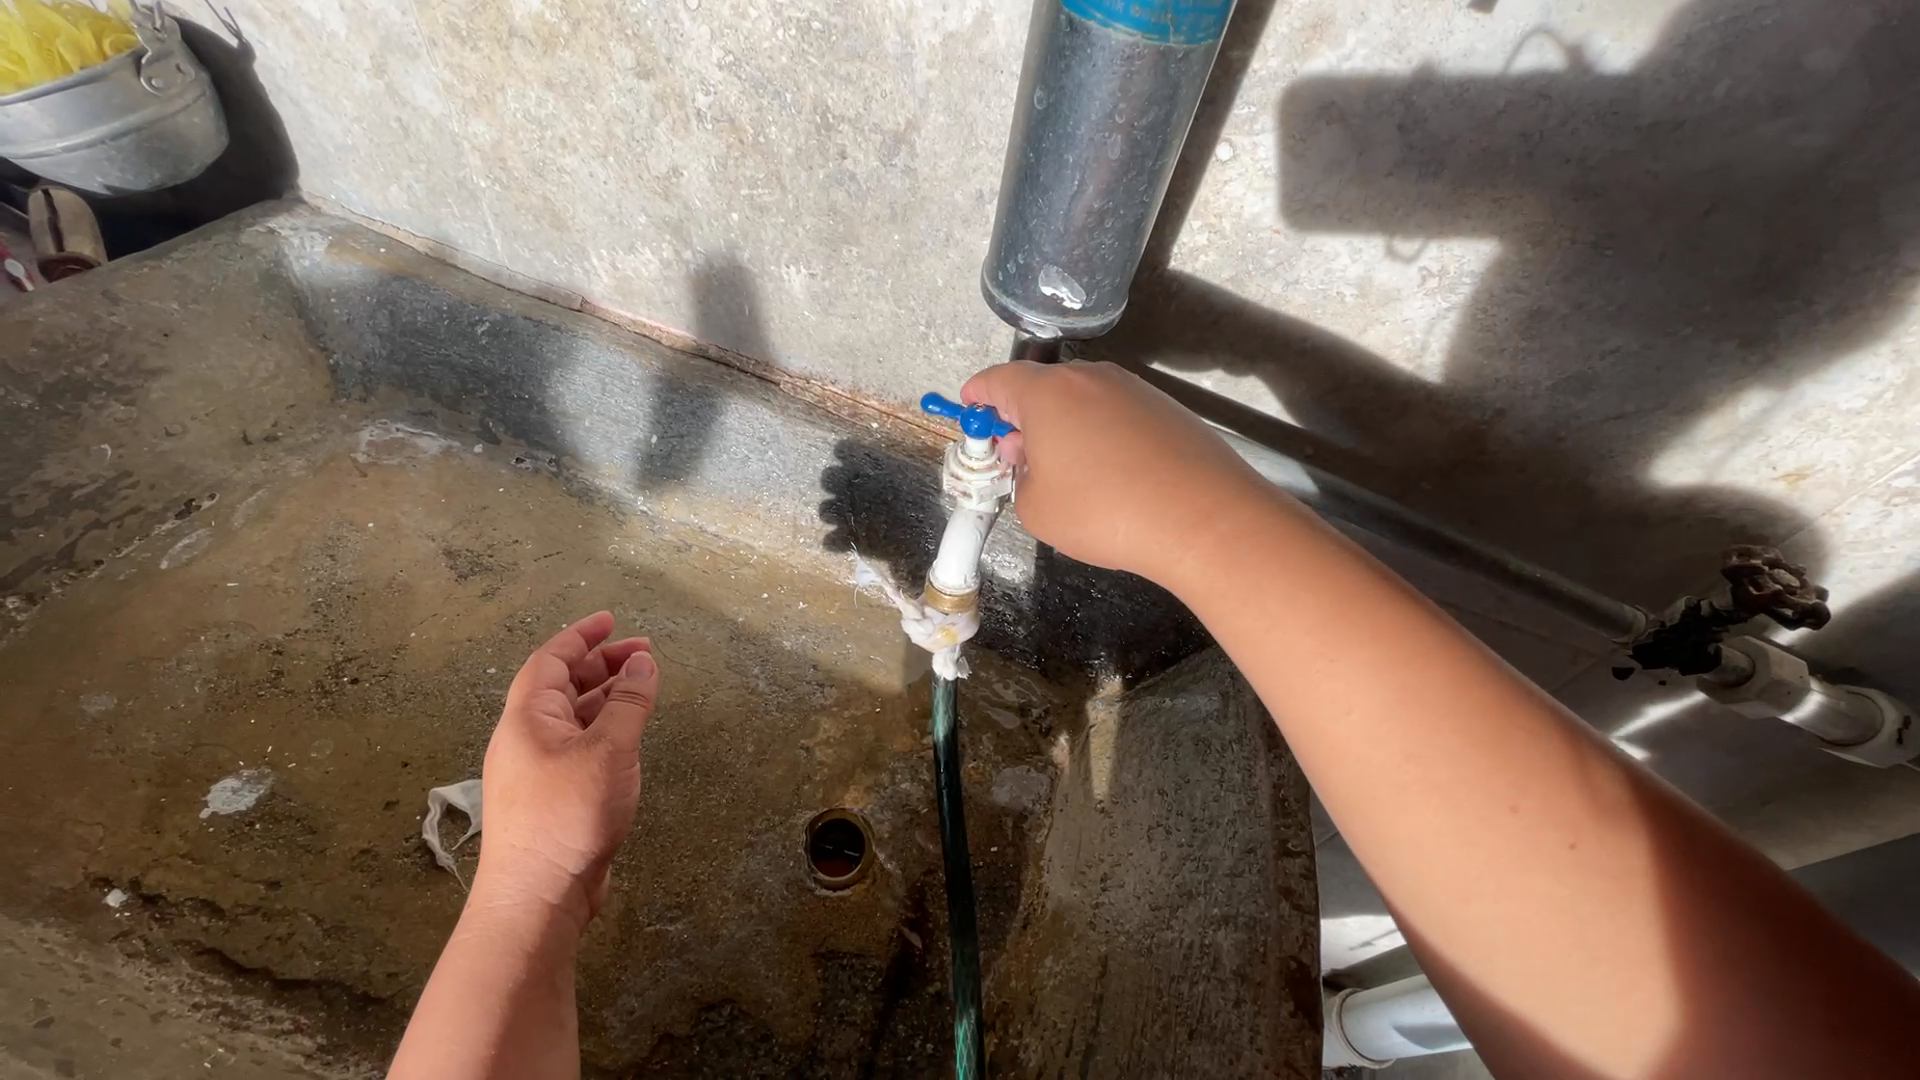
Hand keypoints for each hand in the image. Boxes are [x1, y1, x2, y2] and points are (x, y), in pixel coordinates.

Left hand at [477, 611, 659, 930]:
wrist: (537, 897)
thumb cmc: (568, 814)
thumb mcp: (609, 750)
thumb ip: (629, 702)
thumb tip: (644, 662)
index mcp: (527, 719)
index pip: (550, 660)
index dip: (581, 635)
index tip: (611, 619)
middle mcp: (527, 738)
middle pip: (562, 685)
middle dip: (602, 663)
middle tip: (643, 653)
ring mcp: (539, 768)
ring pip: (574, 715)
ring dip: (606, 695)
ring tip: (643, 685)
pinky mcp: (554, 794)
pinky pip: (581, 742)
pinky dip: (606, 725)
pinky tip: (629, 730)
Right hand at [961, 361, 1273, 586]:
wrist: (1202, 518)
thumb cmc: (1104, 512)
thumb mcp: (1037, 510)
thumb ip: (1020, 480)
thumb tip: (1034, 462)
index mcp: (1049, 393)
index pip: (998, 381)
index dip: (978, 395)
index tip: (969, 407)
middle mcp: (1091, 378)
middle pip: (1042, 388)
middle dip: (1021, 417)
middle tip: (1017, 455)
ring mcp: (1134, 390)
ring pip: (1081, 401)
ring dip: (1063, 427)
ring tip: (1066, 471)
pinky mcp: (1167, 410)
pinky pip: (1116, 416)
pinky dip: (1100, 435)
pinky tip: (1110, 474)